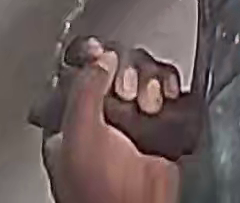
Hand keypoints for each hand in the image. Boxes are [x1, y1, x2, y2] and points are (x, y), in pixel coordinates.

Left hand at [43, 39, 181, 202]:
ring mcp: (130, 116)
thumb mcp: (80, 138)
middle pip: (114, 63)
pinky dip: (168, 83)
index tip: (98, 50)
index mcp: (71, 119)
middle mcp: (100, 114)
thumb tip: (103, 56)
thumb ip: (85, 91)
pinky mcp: (158, 118)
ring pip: (141, 68)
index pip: (76, 70)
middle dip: (125, 72)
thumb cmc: (101, 192)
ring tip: (149, 106)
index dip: (88, 56)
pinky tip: (167, 97)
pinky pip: (165, 82)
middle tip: (127, 92)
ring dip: (148, 80)